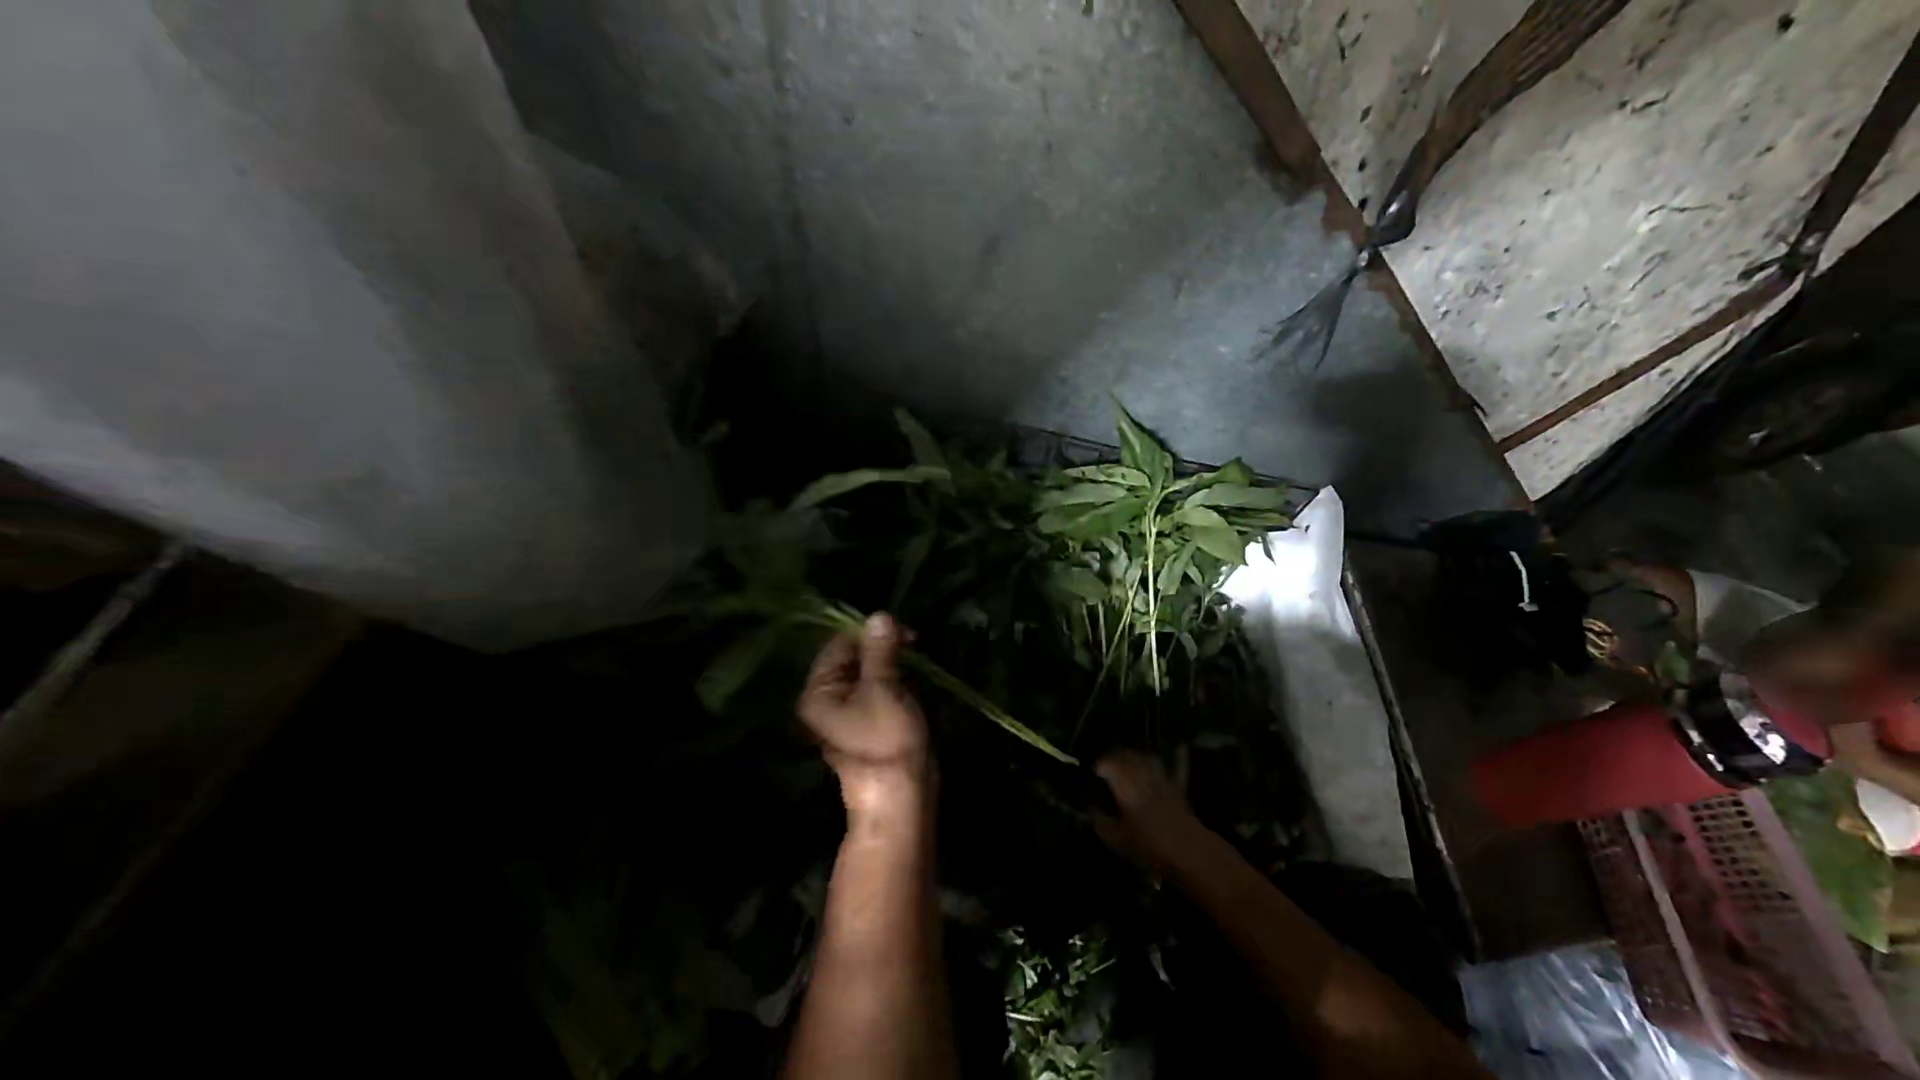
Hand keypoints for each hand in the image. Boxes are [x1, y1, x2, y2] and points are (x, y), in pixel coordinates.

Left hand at [798, 613, 931, 823]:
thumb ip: (881, 651)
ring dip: (892, 667)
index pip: (840, 645)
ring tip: (915, 667)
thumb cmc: (887, 743)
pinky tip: (912, 685)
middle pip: (852, 659)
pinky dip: (894, 684)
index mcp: (818, 692)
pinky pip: (876, 692)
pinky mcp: (866, 724)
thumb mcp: (885, 690)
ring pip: (868, 675)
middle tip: (914, 647)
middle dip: (883, 650)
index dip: (871, 633)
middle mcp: (825, 700)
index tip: (906, 633)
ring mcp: (845, 714)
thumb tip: (879, 615)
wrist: (901, 800)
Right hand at [1094, 750, 1203, 875]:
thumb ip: (1104, 828)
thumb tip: (1092, 818)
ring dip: (1140, 756)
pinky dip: (1179, 759)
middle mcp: (1143, 780)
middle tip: (1110, 760)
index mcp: (1126, 790)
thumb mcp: (1119, 841)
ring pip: (1150, 761)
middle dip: (1118, 756)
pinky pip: (1179, 770)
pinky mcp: (1178, 789)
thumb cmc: (1148, 844)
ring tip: (1132, 755)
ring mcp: (1162, 782)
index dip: (1103, 765)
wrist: (1185, 848)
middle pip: (1130, 760)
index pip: (1112, 768)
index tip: (1097, 769)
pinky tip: (1180, 747)